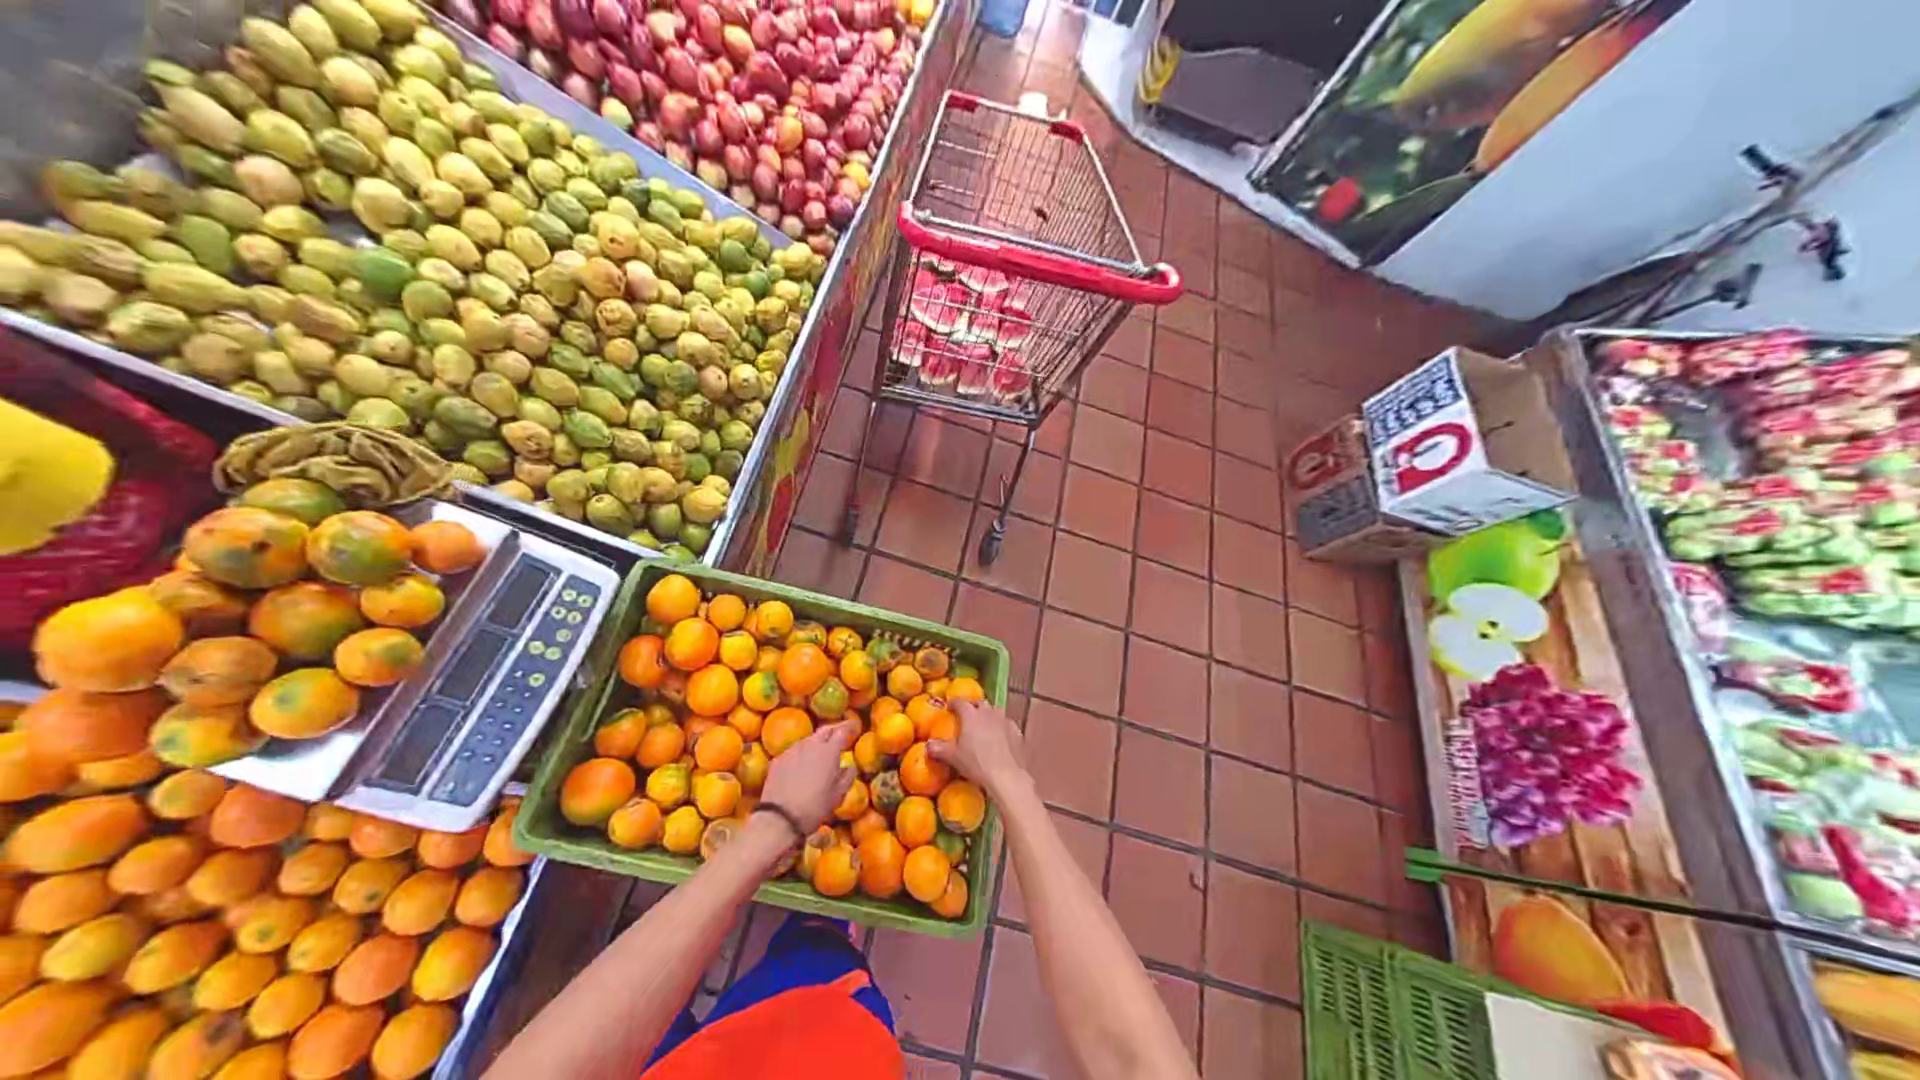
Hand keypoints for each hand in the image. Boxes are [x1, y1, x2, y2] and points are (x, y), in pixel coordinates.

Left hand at [757, 721, 855, 834]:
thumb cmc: (815, 807)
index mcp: (828, 751)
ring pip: (807, 740)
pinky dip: (801, 753)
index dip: (849, 726)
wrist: (779, 818)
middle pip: (824, 730)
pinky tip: (801, 764)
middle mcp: (810, 745)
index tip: (854, 725)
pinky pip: (793, 751)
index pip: (842, 731)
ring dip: (816, 742)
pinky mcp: (777, 760)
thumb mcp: (838, 795)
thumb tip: (849, 766)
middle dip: (833, 730)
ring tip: (820, 751)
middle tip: (839, 735)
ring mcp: (791, 751)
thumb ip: (847, 776)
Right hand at [929, 700, 1028, 797]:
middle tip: (967, 718)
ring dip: (988, 717)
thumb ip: (939, 749)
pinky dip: (1001, 729)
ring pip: (994, 712)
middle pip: (979, 704)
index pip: (959, 702)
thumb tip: (928, 745)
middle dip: (972, 708)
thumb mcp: (953, 758)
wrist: (1007, 776)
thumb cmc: (976, 763)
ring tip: (983, 729)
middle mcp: (988, 712)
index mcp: (971, 714)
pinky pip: (1006, 725)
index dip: (953, 704)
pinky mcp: (1017, 732)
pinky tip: (1000, 741)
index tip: (949, 708)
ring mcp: (1005, 720)